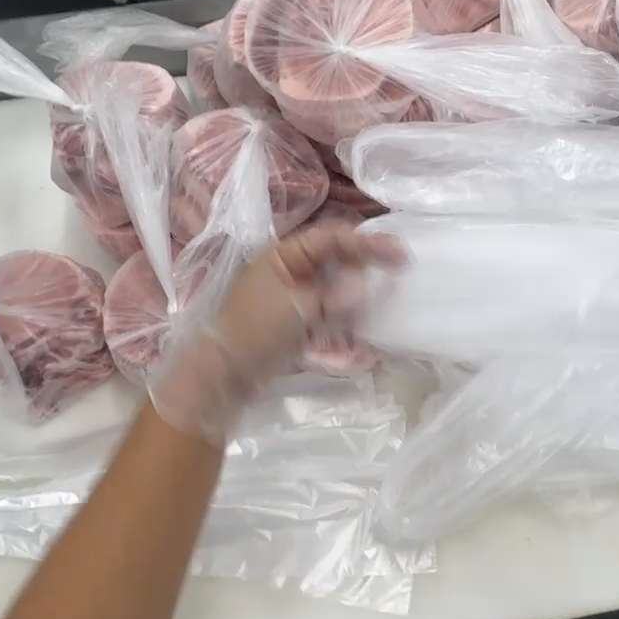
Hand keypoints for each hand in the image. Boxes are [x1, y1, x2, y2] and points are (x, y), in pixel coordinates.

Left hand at [151, 225, 405, 444]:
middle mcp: (289, 277)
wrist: (220, 378)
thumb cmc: (252, 331)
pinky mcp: (295, 336)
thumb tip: (363, 289)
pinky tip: (363, 355)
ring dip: (360, 310)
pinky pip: (328, 331)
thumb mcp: (295, 307)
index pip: (330, 240)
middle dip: (366, 274)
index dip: (366, 243)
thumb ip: (333, 297)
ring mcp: (292, 307)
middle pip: (337, 267)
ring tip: (382, 319)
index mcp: (282, 259)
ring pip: (337, 300)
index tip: (398, 251)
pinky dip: (345, 340)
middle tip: (398, 277)